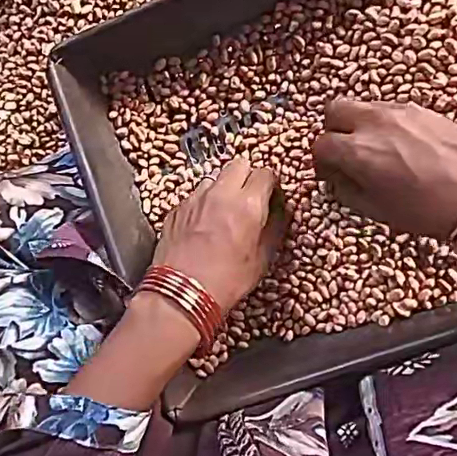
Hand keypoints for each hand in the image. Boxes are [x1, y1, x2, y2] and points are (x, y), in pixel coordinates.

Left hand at [150, 154, 284, 311]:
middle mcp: (221, 193)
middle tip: (249, 198)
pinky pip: (195, 196)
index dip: (271, 184)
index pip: (266, 173)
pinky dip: (202, 204)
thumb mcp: (262, 259)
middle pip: (239, 164)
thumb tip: (280, 211)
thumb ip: (274, 228)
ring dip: (223, 189)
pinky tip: (203, 226)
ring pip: (214, 178)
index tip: (271, 196)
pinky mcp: (176, 208)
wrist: (182, 292)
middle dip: (247, 176)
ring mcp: (195, 198)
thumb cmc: (226, 280)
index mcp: (248, 204)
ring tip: (224, 213)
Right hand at [312, 99, 456, 239]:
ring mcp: (401, 111)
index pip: (320, 144)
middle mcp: (375, 123)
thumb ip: (347, 191)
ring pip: (362, 106)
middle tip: (344, 152)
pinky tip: (401, 146)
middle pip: (334, 110)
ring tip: (375, 150)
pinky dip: (384, 122)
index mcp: (358, 151)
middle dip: (333, 131)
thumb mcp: (378, 211)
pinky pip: (390, 108)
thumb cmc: (434, 210)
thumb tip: (337, 179)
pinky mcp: (423, 109)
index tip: (330, 172)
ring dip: (358, 124)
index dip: (321, 161)